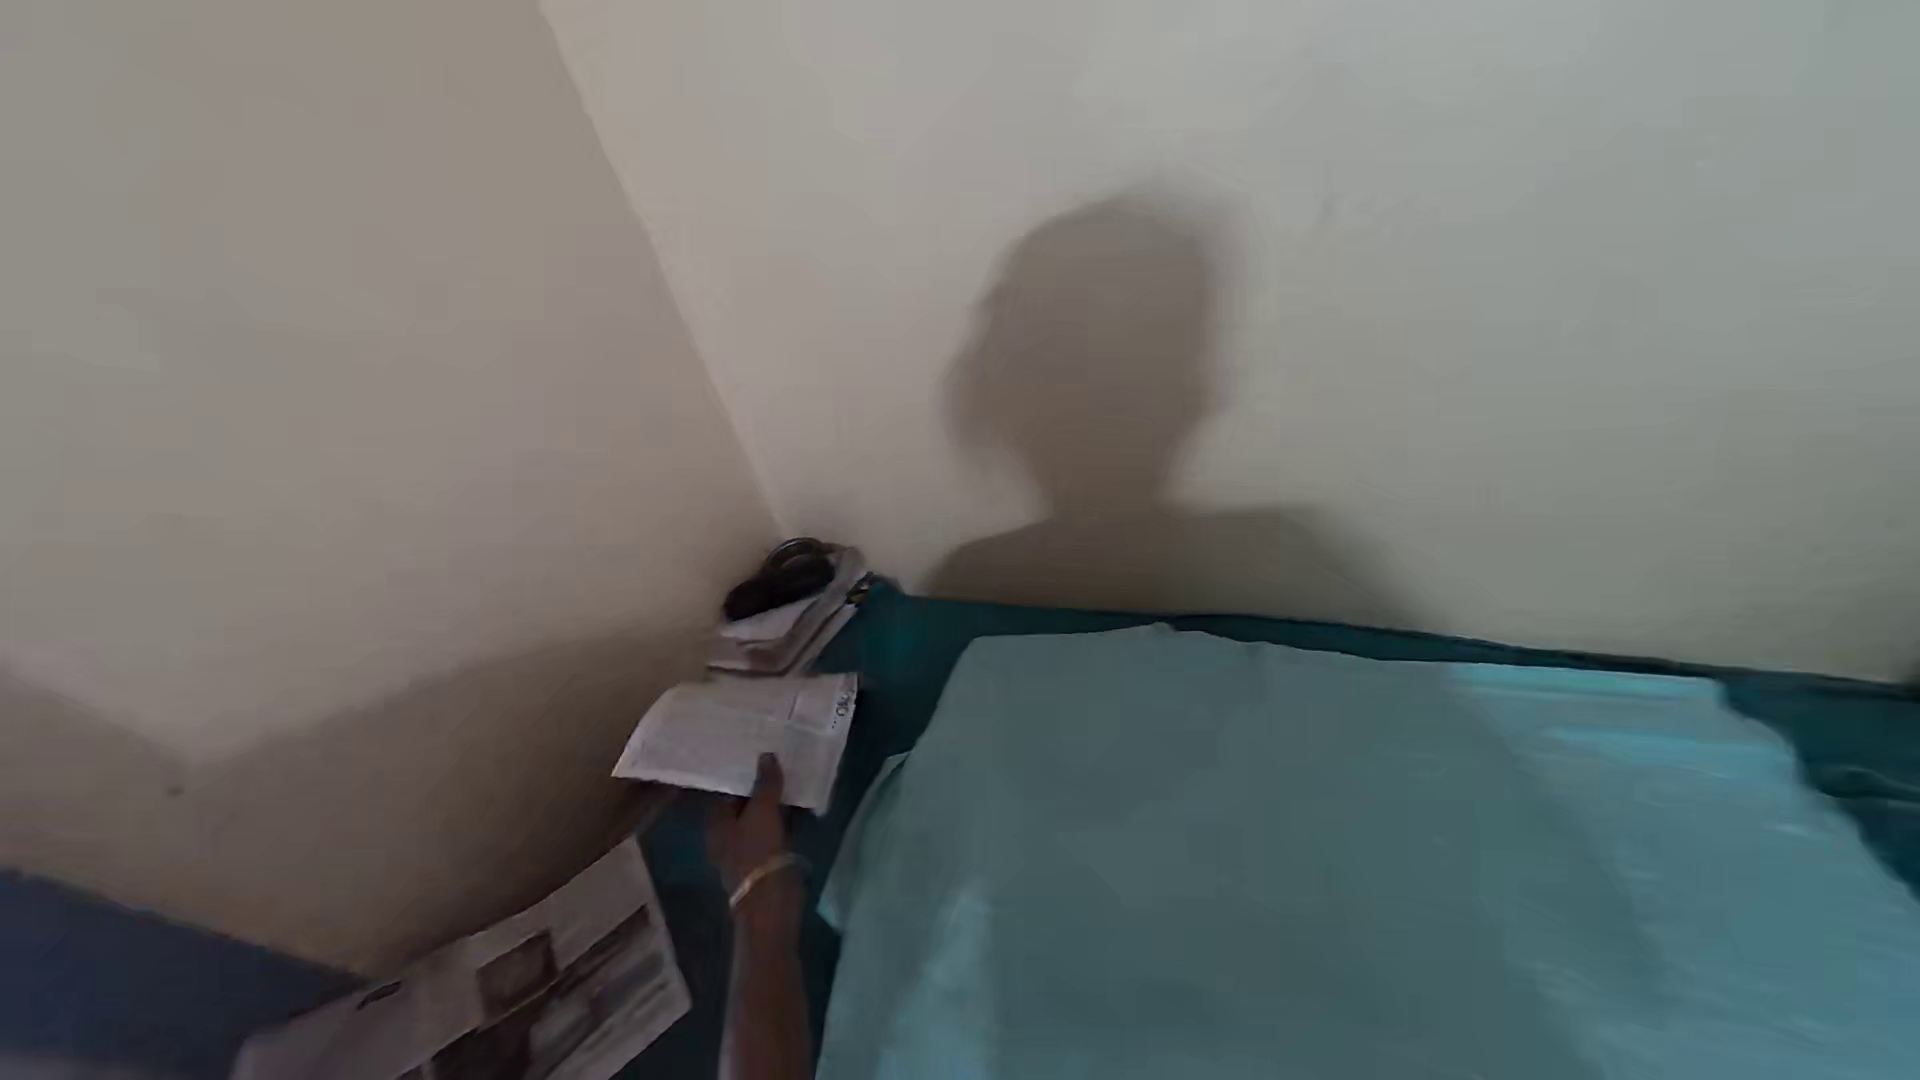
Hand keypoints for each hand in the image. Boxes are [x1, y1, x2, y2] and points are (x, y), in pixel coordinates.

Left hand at [707, 753, 801, 936]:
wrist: (772, 899)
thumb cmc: (758, 851)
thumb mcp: (762, 811)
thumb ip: (765, 783)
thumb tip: (766, 756)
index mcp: (716, 824)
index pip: (725, 790)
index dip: (741, 773)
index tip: (759, 753)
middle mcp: (726, 835)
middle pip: (743, 803)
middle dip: (760, 785)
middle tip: (779, 760)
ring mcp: (746, 847)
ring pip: (760, 815)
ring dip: (774, 800)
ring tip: (792, 775)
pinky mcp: (765, 856)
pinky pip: (774, 828)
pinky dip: (784, 816)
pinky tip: (799, 802)